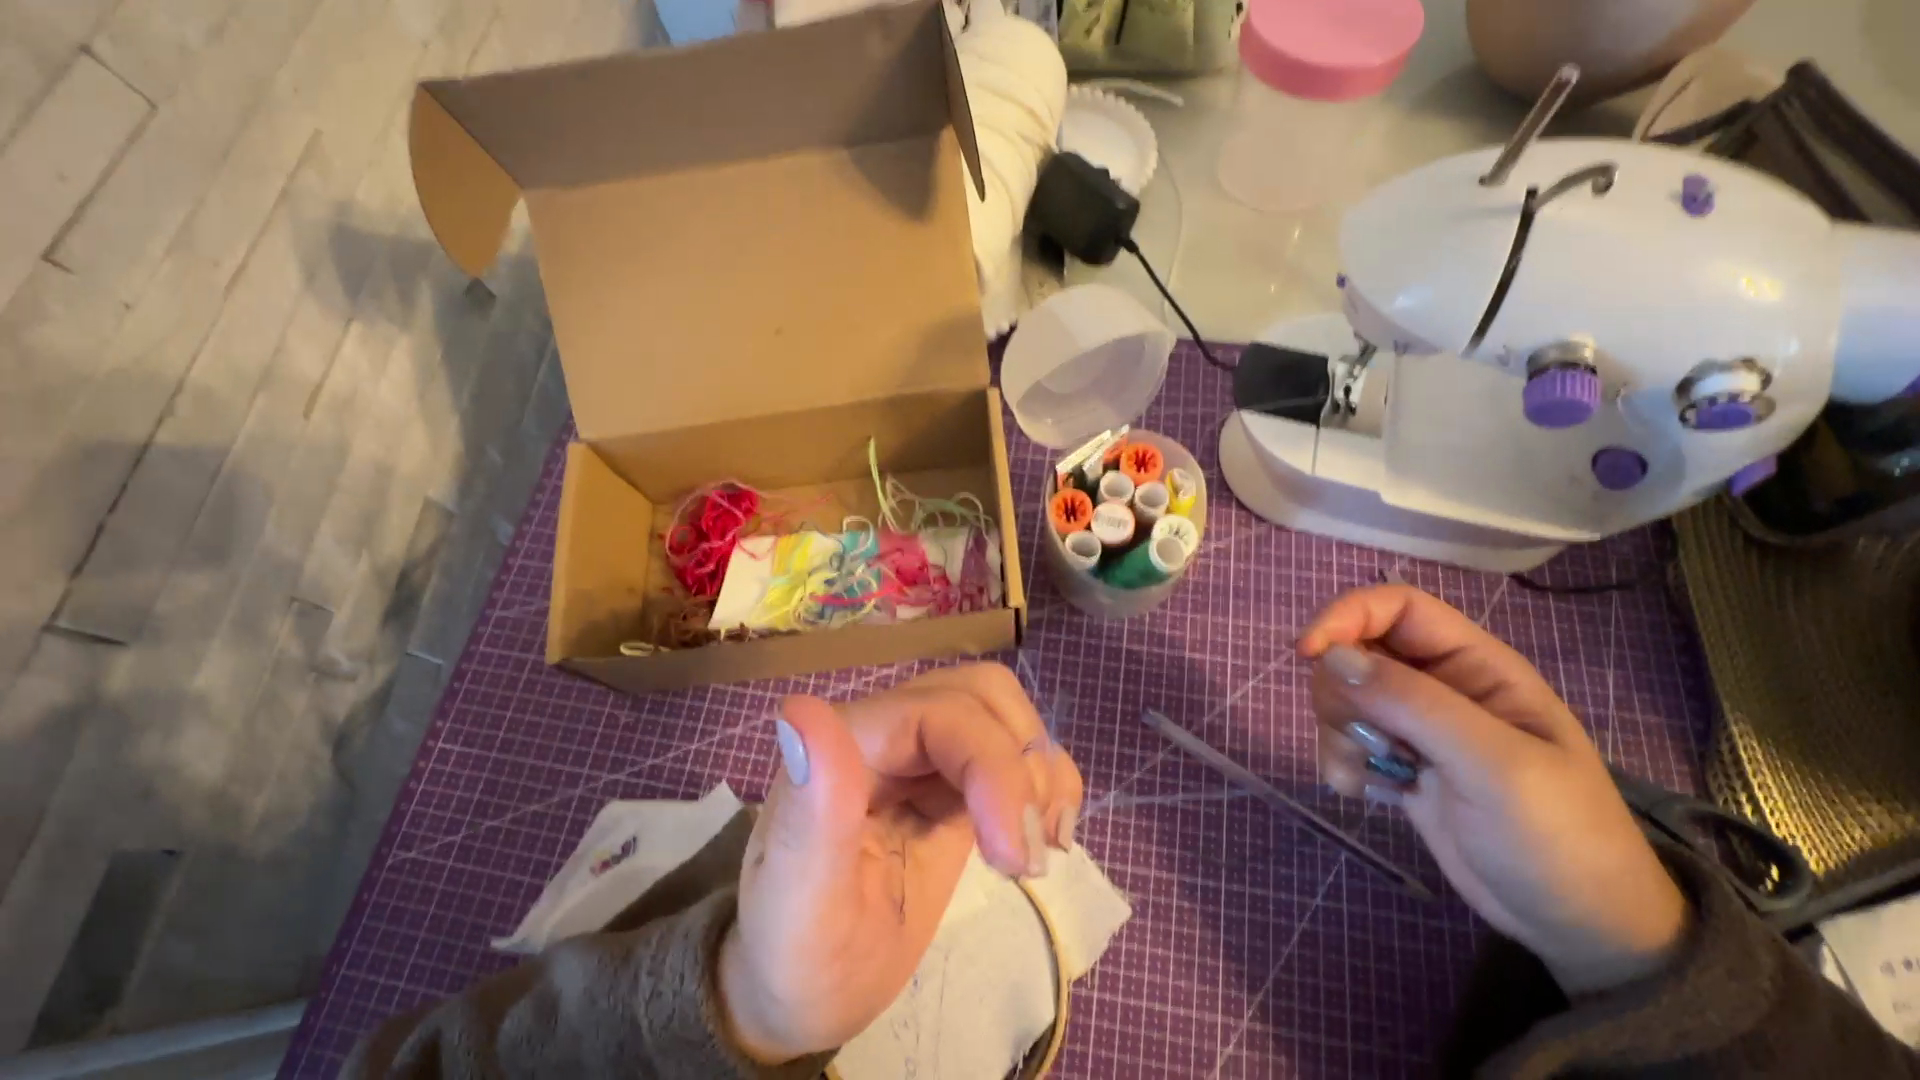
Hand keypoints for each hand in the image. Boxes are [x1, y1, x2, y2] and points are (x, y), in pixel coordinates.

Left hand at [718, 664, 1084, 1063]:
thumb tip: (802, 709)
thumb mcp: (801, 899)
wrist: (809, 992)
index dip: (994, 768)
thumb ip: (813, 807)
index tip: (1012, 858)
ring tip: (1033, 855)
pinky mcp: (953, 788)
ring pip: (1004, 716)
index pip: (940, 712)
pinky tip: (1046, 840)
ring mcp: (924, 759)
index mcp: (846, 744)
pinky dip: (1047, 785)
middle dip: (1019, 767)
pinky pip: (1015, 753)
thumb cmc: (796, 954)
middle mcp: (888, 735)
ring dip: (1039, 775)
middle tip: (1024, 853)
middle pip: (981, 697)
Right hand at [1298, 585, 1686, 995]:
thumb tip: (1331, 656)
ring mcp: (1419, 728)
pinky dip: (1342, 763)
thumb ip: (1414, 704)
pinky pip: (1346, 742)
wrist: (1578, 923)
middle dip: (1340, 693)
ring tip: (1369, 778)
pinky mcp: (1401, 766)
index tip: (1307, 654)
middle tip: (1364, 740)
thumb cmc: (1557, 834)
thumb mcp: (1493, 765)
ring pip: (1343, 699)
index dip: (1346, 616)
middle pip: (1356, 652)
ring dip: (1338, 734)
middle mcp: (1442, 686)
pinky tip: (1369, 795)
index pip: (1396, 607)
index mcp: (1477, 666)